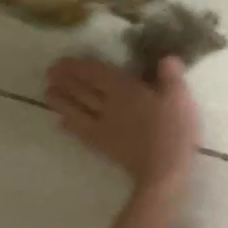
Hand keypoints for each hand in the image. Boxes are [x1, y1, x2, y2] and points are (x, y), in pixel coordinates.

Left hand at [45, 56, 199, 191]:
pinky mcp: (103, 145)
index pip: (97, 74)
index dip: (80, 66)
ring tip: (48, 93)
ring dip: (60, 100)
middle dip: (65, 79)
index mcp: (124, 90)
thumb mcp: (179, 98)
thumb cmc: (173, 130)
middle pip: (82, 90)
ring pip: (76, 110)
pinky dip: (70, 125)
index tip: (65, 60)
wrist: (162, 170)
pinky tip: (62, 123)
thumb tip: (166, 57)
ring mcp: (102, 127)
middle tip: (50, 72)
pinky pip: (81, 132)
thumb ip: (171, 75)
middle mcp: (108, 105)